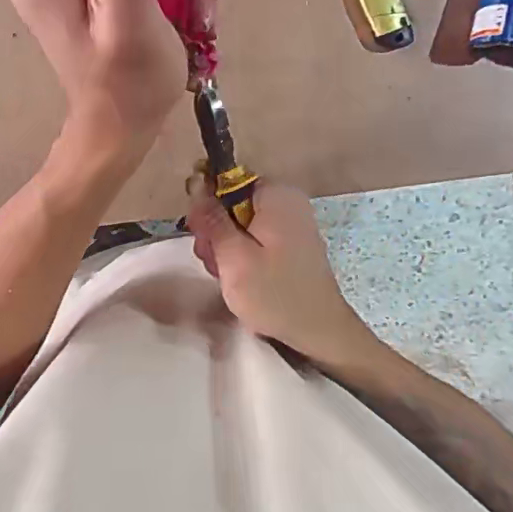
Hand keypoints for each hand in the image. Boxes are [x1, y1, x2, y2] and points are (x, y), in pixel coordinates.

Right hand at [187, 181, 375, 360]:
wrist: (317, 331)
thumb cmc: (273, 293)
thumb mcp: (232, 256)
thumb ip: (211, 218)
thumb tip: (195, 182)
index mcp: (276, 196)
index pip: (226, 180)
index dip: (206, 203)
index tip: (199, 232)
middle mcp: (286, 202)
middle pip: (231, 201)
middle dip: (214, 229)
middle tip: (212, 259)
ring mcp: (290, 223)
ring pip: (238, 221)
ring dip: (223, 245)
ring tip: (224, 273)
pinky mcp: (289, 243)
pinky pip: (253, 236)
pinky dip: (240, 253)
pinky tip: (237, 275)